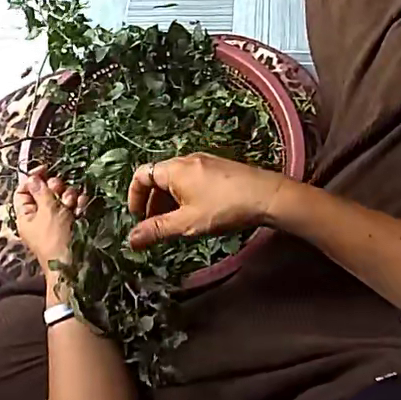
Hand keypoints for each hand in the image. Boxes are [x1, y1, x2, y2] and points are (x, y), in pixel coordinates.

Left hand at [14, 166, 83, 271]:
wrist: (73, 265)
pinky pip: (74, 208)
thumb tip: (33, 178)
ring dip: (69, 196)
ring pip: (62, 199)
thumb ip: (41, 192)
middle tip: (60, 191)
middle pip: (45, 193)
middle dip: (55, 188)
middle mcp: (40, 218)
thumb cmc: (55, 241)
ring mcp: (56, 222)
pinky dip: (78, 205)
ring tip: (72, 203)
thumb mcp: (46, 211)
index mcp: (26, 216)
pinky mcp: (71, 225)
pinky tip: (81, 206)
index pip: (24, 191)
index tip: (45, 169)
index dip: (33, 179)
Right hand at [126, 153, 292, 249]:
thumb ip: (157, 230)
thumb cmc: (224, 208)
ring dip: (168, 201)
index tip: (136, 218)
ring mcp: (204, 162)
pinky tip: (196, 213)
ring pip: (176, 179)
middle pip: (158, 177)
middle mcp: (187, 160)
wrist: (269, 196)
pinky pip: (191, 179)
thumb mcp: (187, 223)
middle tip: (155, 225)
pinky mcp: (219, 168)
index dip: (134, 196)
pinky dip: (184, 195)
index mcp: (174, 169)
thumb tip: (131, 240)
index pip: (141, 175)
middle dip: (151, 202)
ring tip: (175, 223)